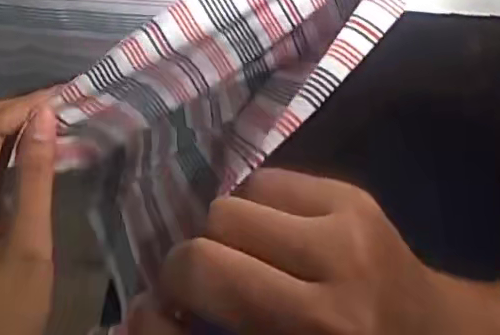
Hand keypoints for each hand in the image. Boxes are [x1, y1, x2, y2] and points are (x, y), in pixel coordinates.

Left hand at [0, 90, 58, 334]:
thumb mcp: (29, 248)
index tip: (61, 96)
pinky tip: (30, 147)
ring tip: (50, 118)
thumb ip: (35, 178)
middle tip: (59, 104)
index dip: (21, 108)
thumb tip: (45, 115)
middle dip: (15, 111)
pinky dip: (3, 151)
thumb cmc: (8, 318)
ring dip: (9, 127)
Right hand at [140, 169, 499, 334]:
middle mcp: (334, 278)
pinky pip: (271, 180)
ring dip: (227, 231)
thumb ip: (227, 333)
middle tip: (200, 289)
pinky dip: (258, 207)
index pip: (208, 276)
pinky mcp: (354, 195)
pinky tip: (273, 239)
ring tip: (242, 261)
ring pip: (238, 197)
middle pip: (215, 232)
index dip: (164, 299)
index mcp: (317, 332)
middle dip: (193, 260)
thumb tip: (144, 316)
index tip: (160, 315)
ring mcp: (348, 224)